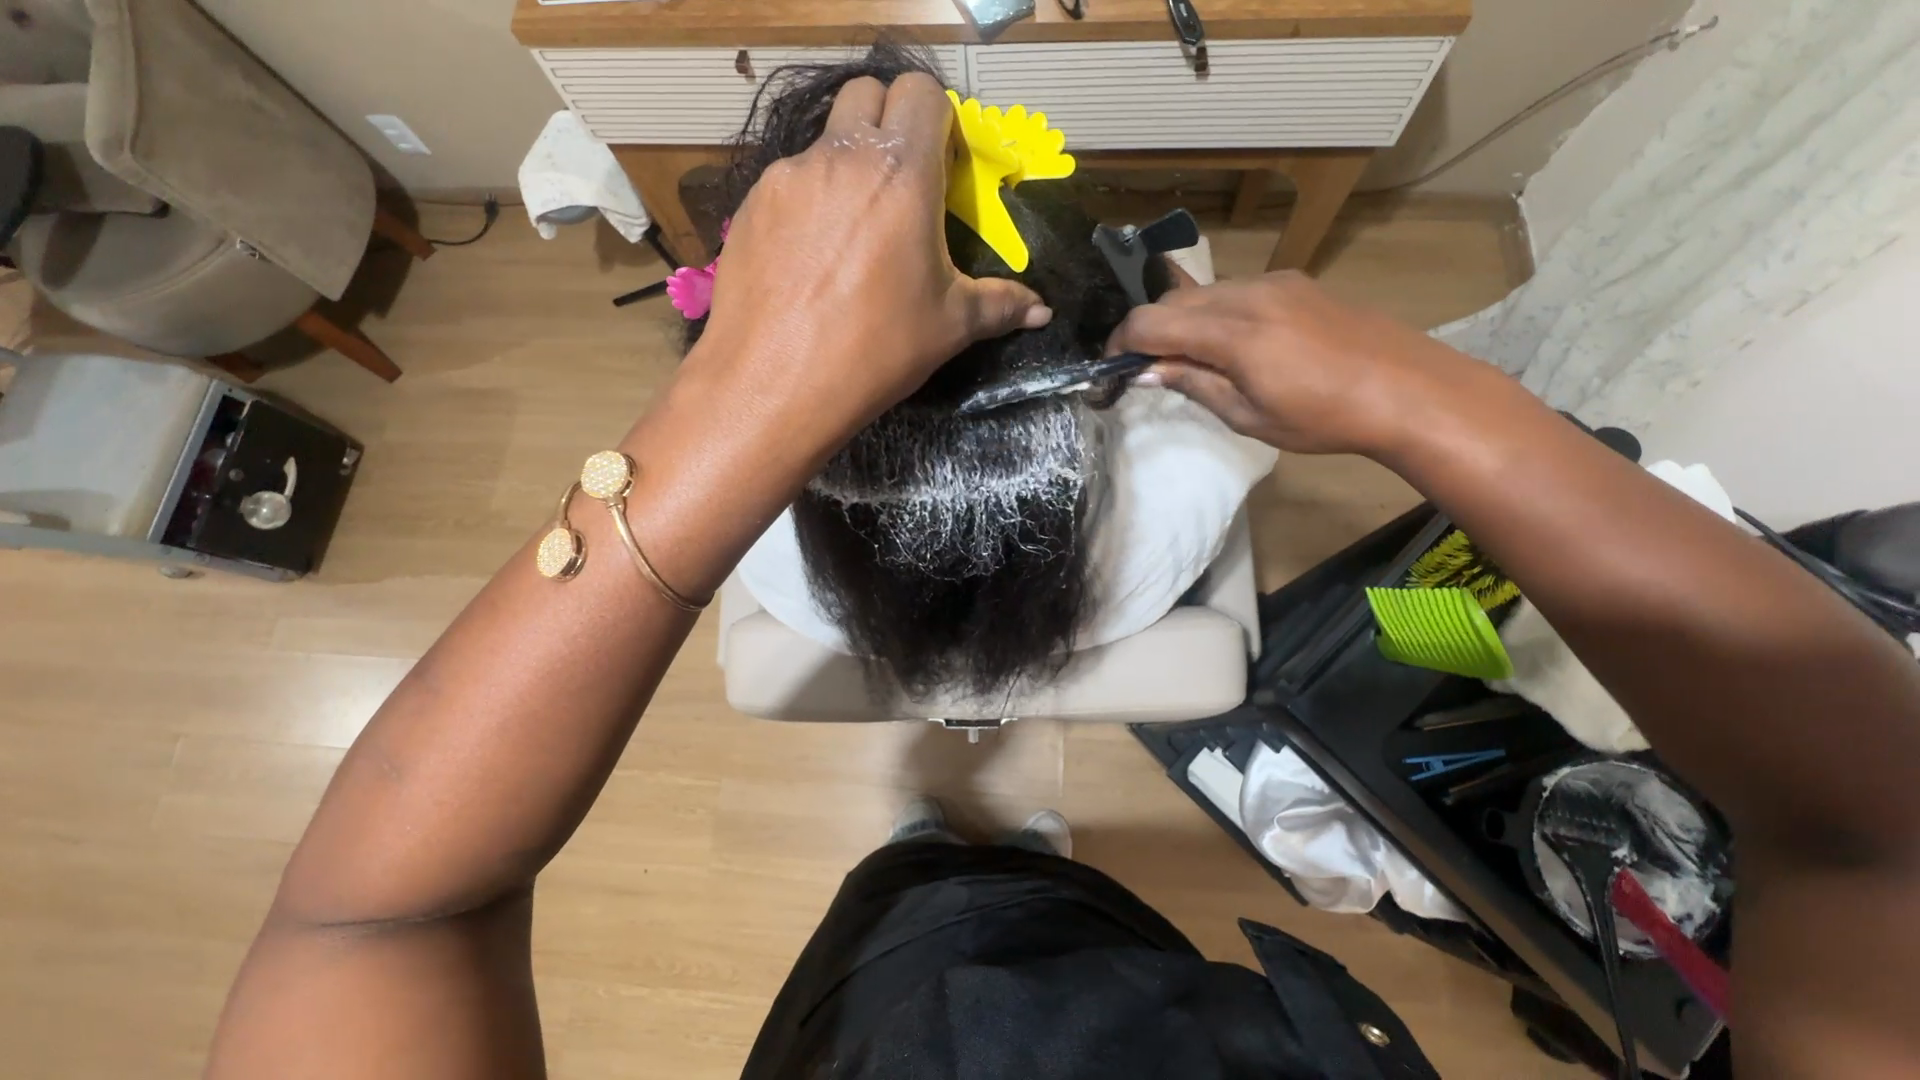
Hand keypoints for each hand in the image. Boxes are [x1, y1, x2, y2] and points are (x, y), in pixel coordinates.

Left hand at [687, 73, 1050, 450]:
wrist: (772, 385)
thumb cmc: (874, 350)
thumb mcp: (948, 327)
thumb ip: (999, 305)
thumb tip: (1042, 312)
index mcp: (901, 173)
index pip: (921, 92)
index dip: (937, 120)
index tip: (941, 166)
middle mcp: (841, 157)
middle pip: (867, 94)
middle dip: (889, 121)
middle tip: (900, 184)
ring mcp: (788, 177)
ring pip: (824, 141)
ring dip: (847, 165)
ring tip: (851, 234)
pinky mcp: (750, 204)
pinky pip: (788, 183)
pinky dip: (808, 202)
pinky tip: (809, 259)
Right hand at [1108, 271, 1494, 455]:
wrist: (1407, 389)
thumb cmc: (1324, 418)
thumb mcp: (1248, 416)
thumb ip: (1193, 383)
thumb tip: (1147, 369)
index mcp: (1234, 333)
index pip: (1150, 322)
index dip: (1121, 344)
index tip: (1115, 371)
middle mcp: (1249, 294)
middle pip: (1173, 300)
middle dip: (1151, 332)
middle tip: (1153, 370)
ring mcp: (1275, 282)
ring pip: (1205, 293)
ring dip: (1186, 321)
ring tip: (1196, 361)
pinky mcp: (1295, 281)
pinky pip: (1237, 291)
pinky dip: (1218, 313)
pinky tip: (1236, 345)